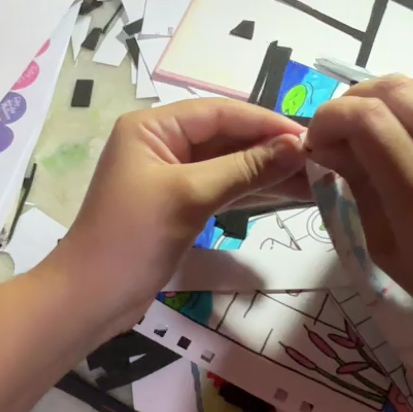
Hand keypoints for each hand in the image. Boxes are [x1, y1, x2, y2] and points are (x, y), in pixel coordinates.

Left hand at [43, 99, 308, 341]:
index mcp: (153, 127)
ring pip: (229, 164)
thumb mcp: (190, 197)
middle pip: (228, 136)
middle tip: (322, 161)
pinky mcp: (180, 205)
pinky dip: (252, 191)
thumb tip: (298, 147)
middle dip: (272, 149)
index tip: (312, 136)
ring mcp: (172, 175)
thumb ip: (245, 168)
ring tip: (315, 180)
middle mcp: (163, 143)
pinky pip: (223, 188)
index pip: (221, 112)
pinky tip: (288, 194)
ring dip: (268, 172)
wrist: (90, 299)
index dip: (267, 123)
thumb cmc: (132, 238)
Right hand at [304, 77, 412, 388]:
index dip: (328, 120)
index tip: (316, 142)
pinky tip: (407, 117)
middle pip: (390, 91)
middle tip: (337, 131)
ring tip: (368, 121)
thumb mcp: (394, 254)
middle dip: (351, 103)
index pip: (364, 121)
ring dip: (383, 94)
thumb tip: (333, 151)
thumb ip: (361, 193)